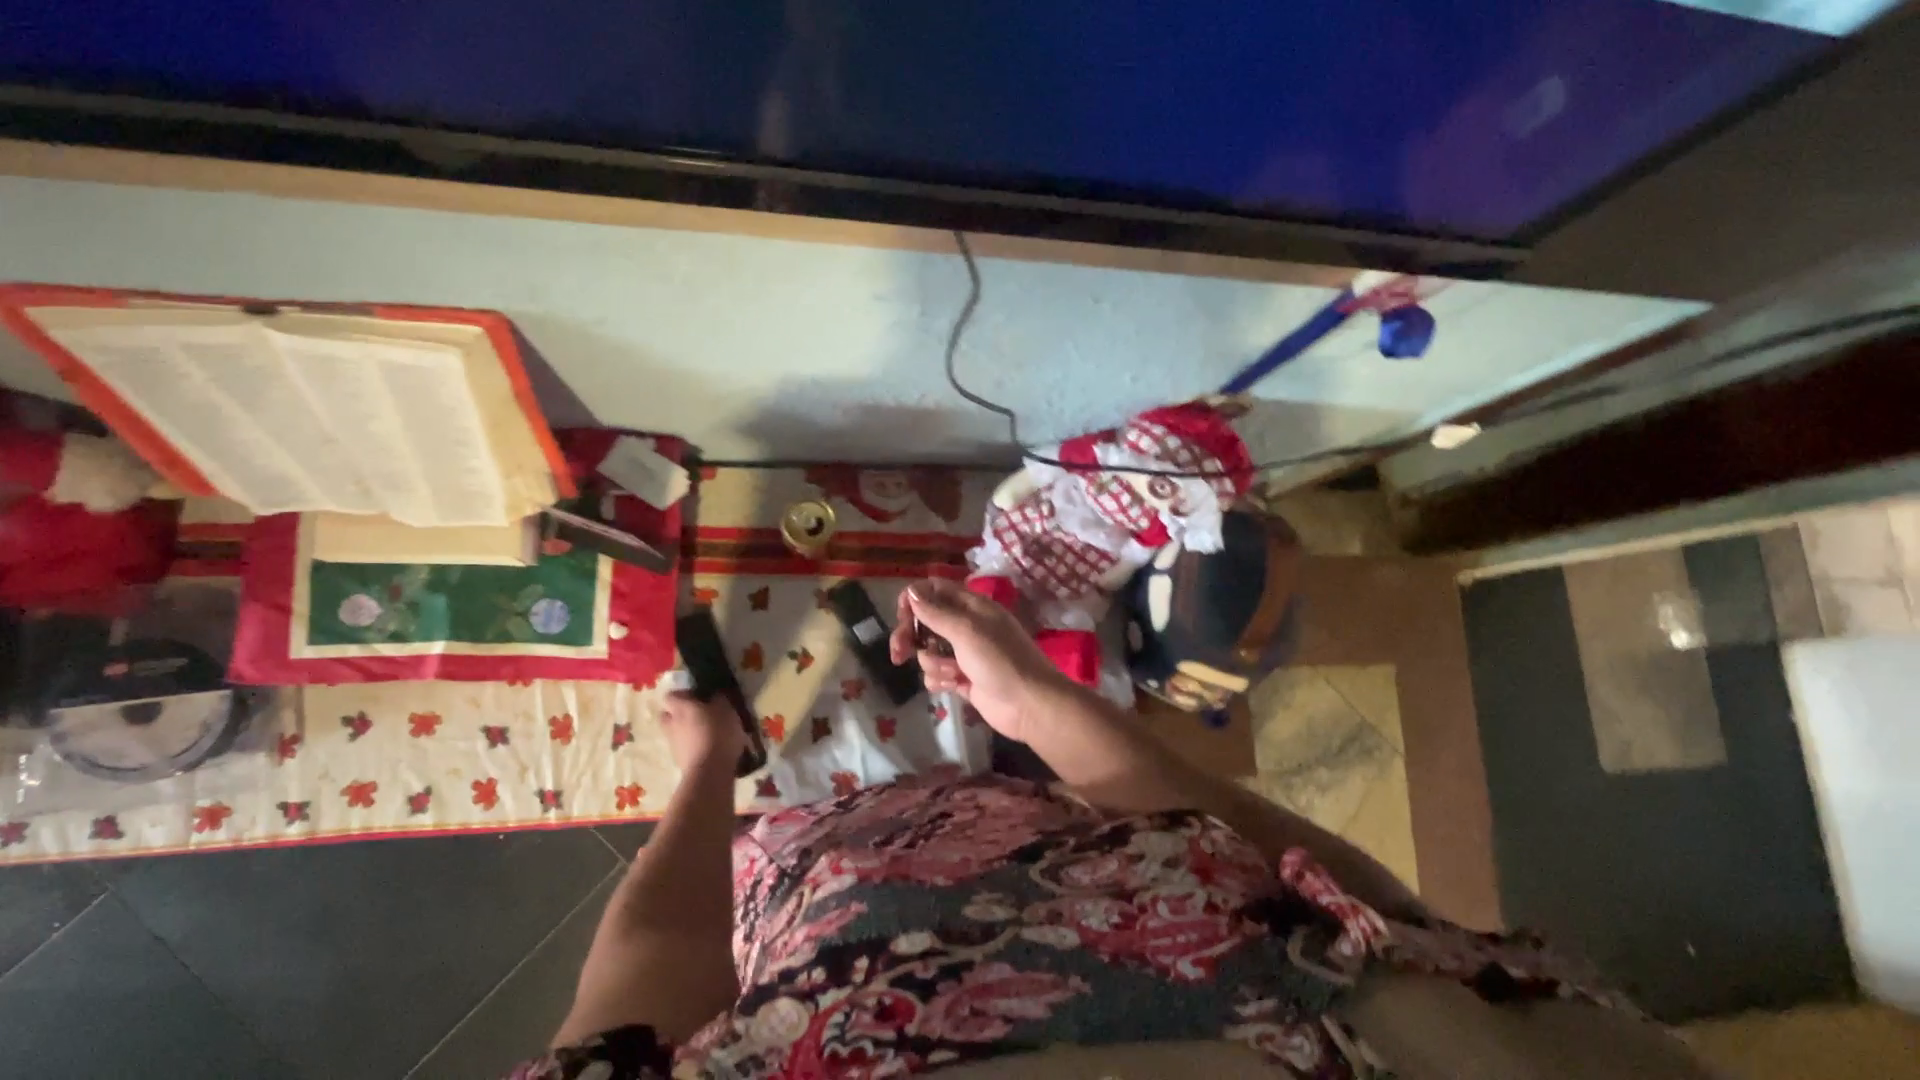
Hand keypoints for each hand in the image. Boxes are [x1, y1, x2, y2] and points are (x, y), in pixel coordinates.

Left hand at [659, 692, 746, 773]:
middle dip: (678, 714)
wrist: (710, 770)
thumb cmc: (718, 733)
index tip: (697, 697)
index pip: (671, 695)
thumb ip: (718, 699)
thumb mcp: (726, 709)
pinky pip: (683, 748)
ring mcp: (673, 744)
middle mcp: (672, 723)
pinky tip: (708, 749)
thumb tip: (714, 695)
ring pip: (675, 733)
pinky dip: (692, 747)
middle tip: (696, 715)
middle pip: (667, 715)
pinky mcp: (679, 761)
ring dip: (686, 732)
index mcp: (681, 707)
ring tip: (705, 734)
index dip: (682, 695)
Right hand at [889, 579, 1065, 742]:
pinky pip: (937, 674)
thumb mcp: (966, 630)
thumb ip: (936, 612)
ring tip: (952, 673)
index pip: (935, 590)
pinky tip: (952, 686)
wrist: (1028, 704)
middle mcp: (966, 626)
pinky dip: (940, 680)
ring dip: (933, 663)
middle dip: (911, 636)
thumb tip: (910, 591)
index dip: (915, 598)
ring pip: (929, 651)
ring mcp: (965, 654)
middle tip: (899, 652)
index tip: (901, 615)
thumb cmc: (1000, 660)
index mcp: (972, 606)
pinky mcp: (963, 679)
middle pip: (925, 622)